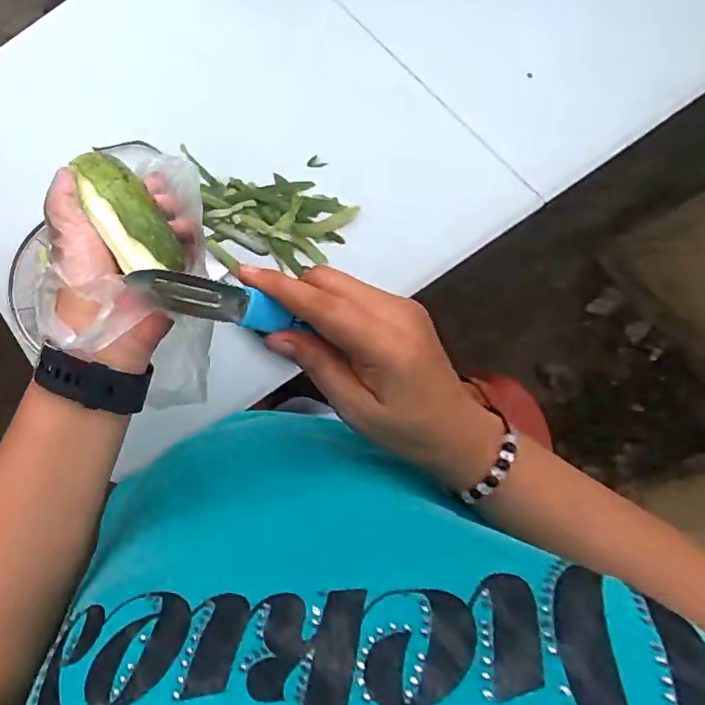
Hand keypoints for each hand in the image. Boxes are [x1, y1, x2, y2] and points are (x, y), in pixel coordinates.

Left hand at [42, 166, 196, 374]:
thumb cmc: (81, 278)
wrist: (104, 329)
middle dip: (162, 196)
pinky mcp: (173, 273)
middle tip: (161, 199)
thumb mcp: (65, 234)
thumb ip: (63, 201)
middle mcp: (130, 239)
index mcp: (105, 228)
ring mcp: (154, 256)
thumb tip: (69, 170)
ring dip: (178, 214)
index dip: (137, 185)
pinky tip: (187, 233)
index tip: (145, 181)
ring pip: (175, 224)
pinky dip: (192, 237)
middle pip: (155, 207)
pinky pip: (190, 249)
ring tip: (174, 220)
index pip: (126, 197)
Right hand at [237, 265, 506, 486]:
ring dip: (308, 294)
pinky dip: (326, 300)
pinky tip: (321, 327)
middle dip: (290, 290)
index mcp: (385, 343)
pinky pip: (351, 290)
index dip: (280, 287)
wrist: (459, 431)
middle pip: (328, 280)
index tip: (245, 273)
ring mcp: (401, 304)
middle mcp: (396, 311)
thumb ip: (315, 363)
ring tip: (291, 326)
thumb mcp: (354, 408)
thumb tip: (275, 333)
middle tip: (264, 317)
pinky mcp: (401, 305)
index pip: (322, 303)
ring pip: (338, 281)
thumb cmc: (406, 431)